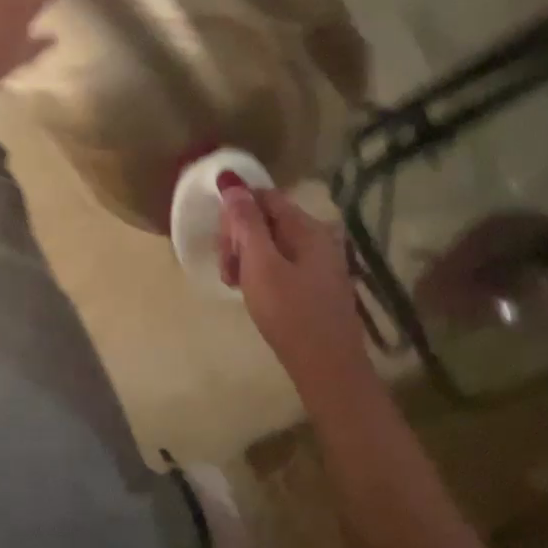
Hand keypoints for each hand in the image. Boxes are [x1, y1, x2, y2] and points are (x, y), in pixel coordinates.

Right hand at [218, 187, 371, 391]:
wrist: (326, 366)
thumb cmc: (290, 311)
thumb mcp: (260, 264)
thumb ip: (245, 222)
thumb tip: (232, 181)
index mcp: (307, 228)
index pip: (263, 196)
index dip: (235, 211)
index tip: (221, 240)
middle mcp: (316, 237)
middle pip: (264, 218)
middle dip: (237, 236)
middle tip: (226, 266)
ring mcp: (317, 260)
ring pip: (267, 241)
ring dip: (242, 255)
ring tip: (232, 281)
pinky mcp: (313, 281)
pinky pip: (277, 260)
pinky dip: (257, 270)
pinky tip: (247, 289)